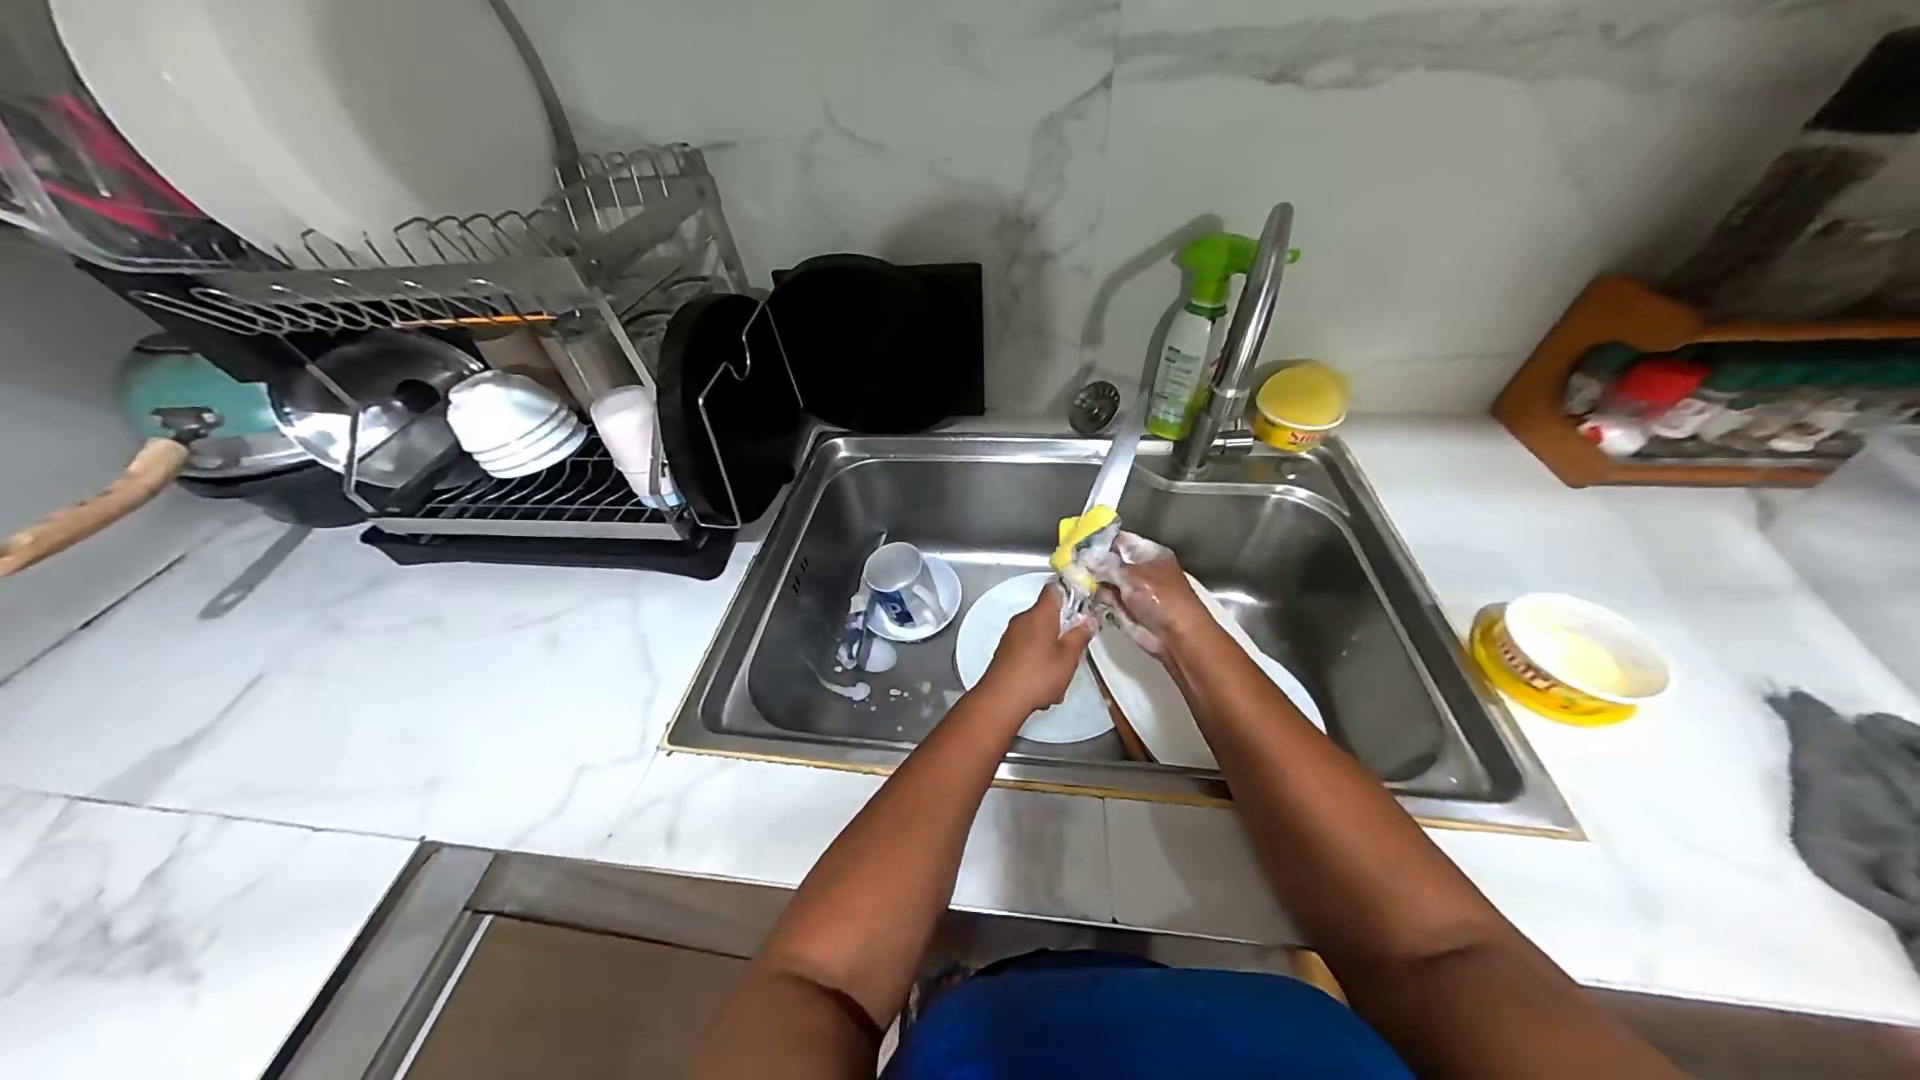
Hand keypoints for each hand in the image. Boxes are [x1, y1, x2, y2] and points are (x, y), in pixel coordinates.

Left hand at [978, 582, 1094, 714]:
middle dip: (1061, 632)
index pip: (1053, 590)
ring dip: (1050, 652)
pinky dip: (1036, 663)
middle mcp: (1022, 620)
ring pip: (1038, 637)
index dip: (1068, 592)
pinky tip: (1041, 685)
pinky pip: (1027, 651)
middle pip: (1046, 616)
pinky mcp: (1004, 652)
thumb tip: (1087, 620)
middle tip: (1072, 651)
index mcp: (1040, 615)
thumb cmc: (1039, 674)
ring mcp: (1010, 636)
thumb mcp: (1068, 657)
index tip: (1081, 605)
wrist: (1001, 699)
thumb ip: (1080, 636)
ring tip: (1057, 676)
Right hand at [1083, 531, 1208, 655]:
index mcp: (1148, 553)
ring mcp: (1131, 588)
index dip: (1099, 540)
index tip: (1078, 540)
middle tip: (1070, 559)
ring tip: (1072, 575)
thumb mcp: (1132, 576)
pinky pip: (1103, 596)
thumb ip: (1106, 565)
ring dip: (1090, 578)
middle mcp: (1139, 569)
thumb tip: (1086, 558)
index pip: (1120, 540)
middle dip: (1091, 561)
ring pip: (1104, 578)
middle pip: (1109, 560)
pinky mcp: (1123, 607)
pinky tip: (1080, 590)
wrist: (1175, 637)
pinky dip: (1092, 594)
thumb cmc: (1163, 600)